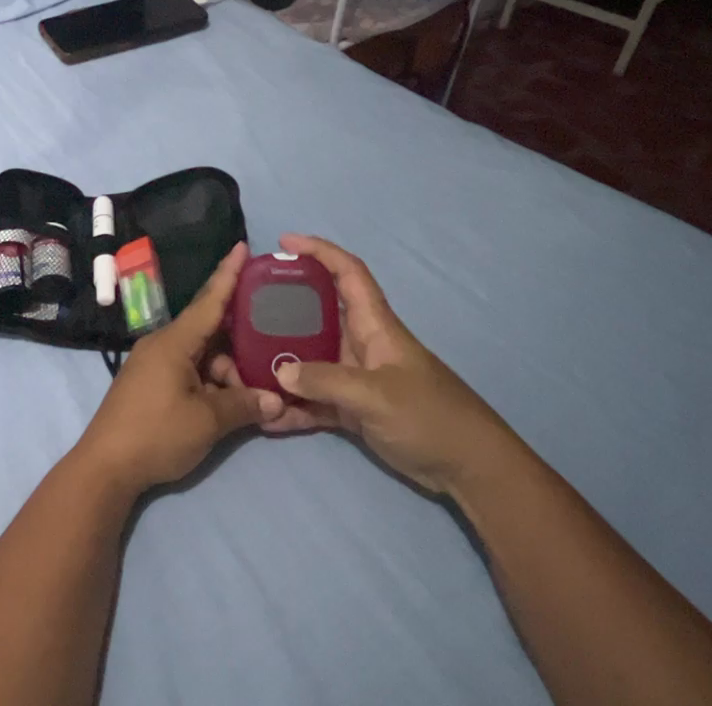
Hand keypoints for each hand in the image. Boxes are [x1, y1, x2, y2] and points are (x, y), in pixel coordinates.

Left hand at [73, 243, 286, 495]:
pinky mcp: (152, 386)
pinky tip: (237, 399)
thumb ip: (244, 405)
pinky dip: (214, 382)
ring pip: (203, 357)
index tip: (242, 246)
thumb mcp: (208, 420)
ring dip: (230, 371)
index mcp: (173, 342)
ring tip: (261, 392)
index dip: (228, 275)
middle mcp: (162, 346)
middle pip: (211, 332)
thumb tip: (276, 400)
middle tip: (277, 347)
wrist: (107, 466)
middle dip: (243, 342)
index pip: (208, 301)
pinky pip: (191, 372)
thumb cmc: (156, 433)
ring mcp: (155, 366)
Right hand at [256, 235, 523, 496]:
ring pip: (308, 359)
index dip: (319, 251)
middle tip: (244, 307)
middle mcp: (361, 345)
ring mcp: (356, 378)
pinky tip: (266, 416)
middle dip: (282, 307)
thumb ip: (324, 380)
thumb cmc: (431, 418)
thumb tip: (278, 371)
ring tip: (242, 364)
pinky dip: (292, 406)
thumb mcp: (376, 395)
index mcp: (375, 327)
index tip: (283, 241)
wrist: (470, 469)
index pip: (347, 274)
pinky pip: (313, 399)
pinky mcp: (353, 409)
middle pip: (316, 314)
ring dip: (279, 363)